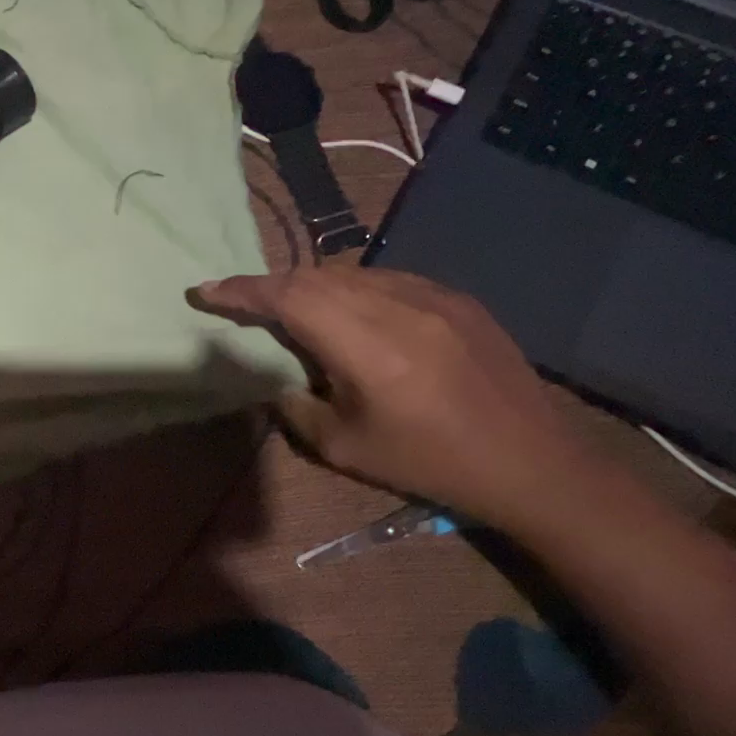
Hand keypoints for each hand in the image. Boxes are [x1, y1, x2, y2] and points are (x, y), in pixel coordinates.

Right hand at [192, 266, 611, 526]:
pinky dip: (352, 289)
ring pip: (351, 273)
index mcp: (367, 348)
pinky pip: (387, 279)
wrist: (531, 462)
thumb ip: (295, 406)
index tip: (203, 291)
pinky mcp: (458, 300)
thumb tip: (274, 378)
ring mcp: (434, 298)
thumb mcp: (341, 447)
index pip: (289, 297)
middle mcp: (400, 309)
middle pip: (314, 277)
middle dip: (269, 287)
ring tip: (291, 309)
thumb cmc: (428, 462)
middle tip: (240, 305)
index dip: (241, 290)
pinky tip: (351, 314)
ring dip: (310, 286)